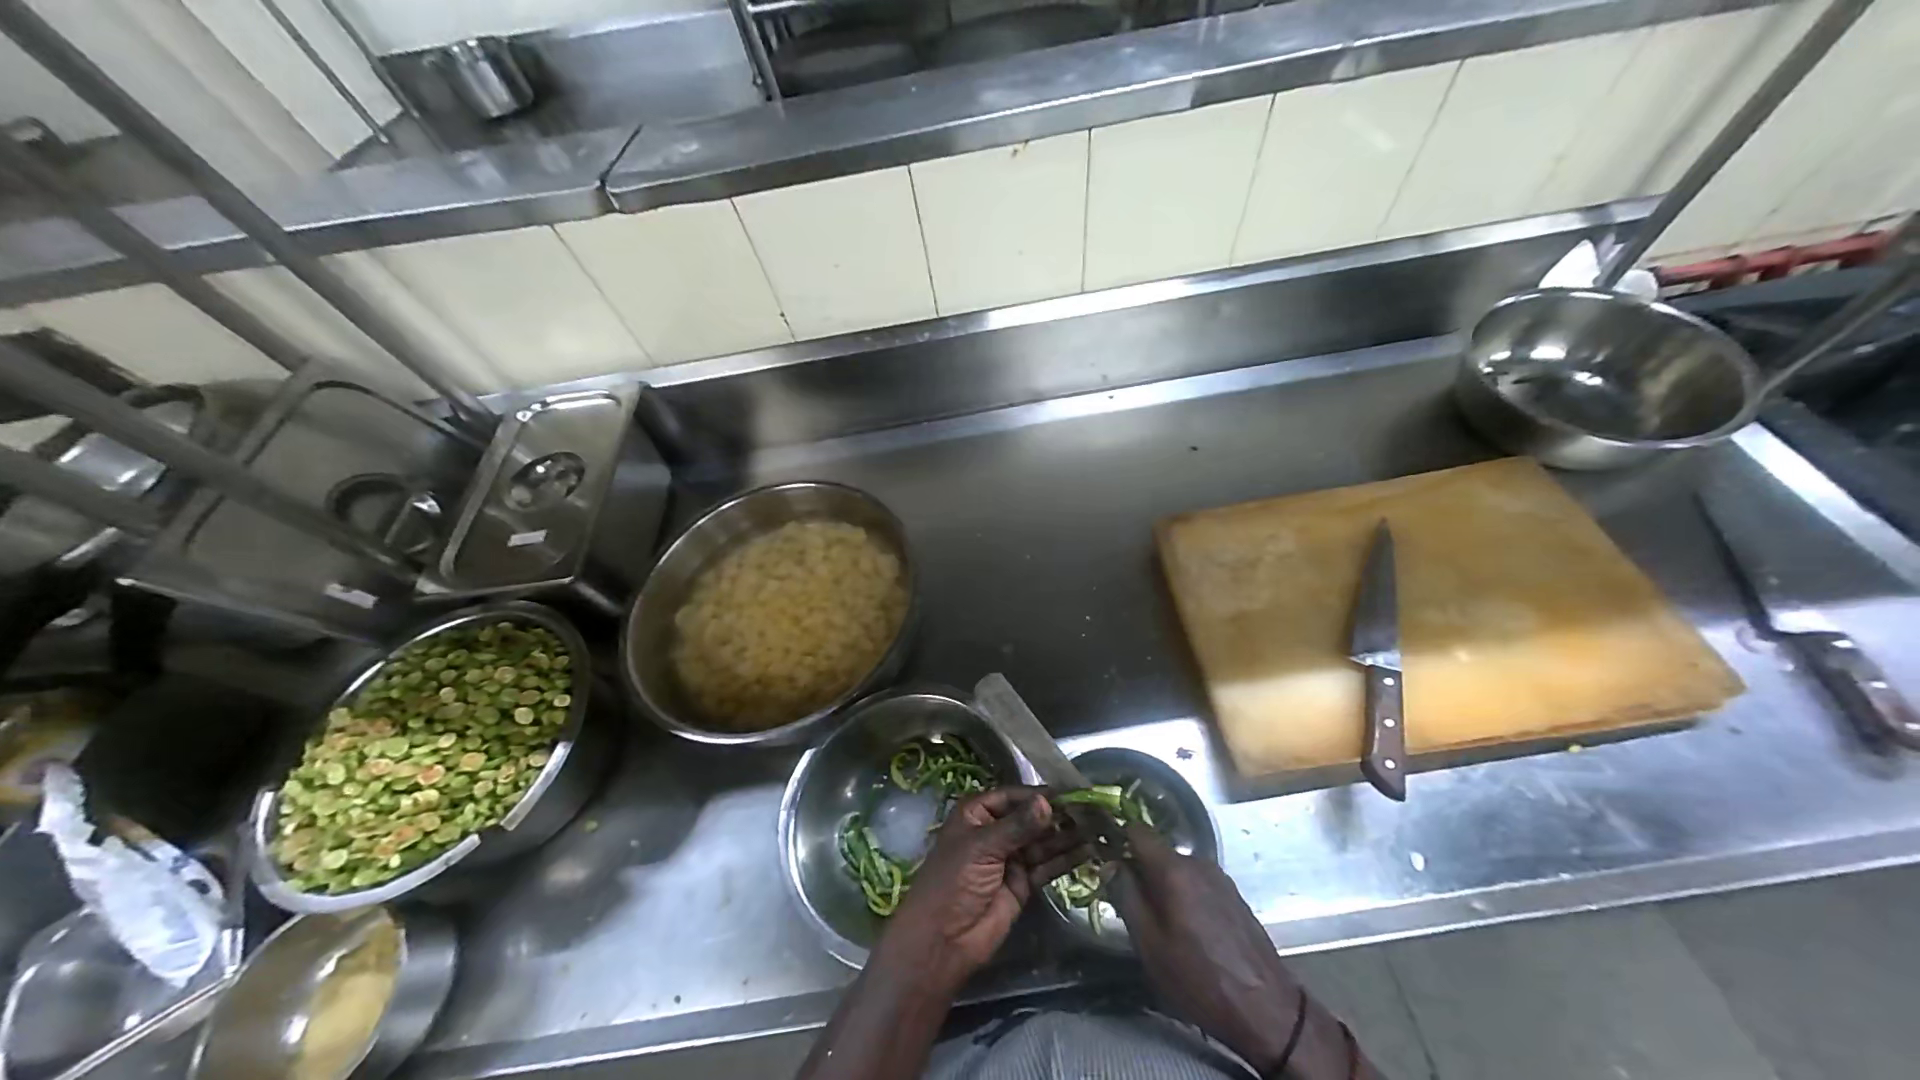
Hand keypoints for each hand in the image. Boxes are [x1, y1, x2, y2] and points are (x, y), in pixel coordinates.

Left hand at [876, 787, 1082, 990]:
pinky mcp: (1023, 883)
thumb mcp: (982, 848)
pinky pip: (1047, 865)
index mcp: (977, 814)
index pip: (1013, 796)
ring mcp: (1010, 857)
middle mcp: (995, 831)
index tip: (1072, 792)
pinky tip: (1089, 850)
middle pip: (1032, 818)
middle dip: (1059, 815)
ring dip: (1068, 835)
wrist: (943, 940)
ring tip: (1098, 826)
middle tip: (1093, 810)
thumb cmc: (952, 883)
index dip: (1040, 795)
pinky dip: (1067, 858)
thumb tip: (1047, 803)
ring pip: (1043, 841)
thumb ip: (1018, 827)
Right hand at [1109, 823, 1306, 1074]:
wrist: (1266, 1010)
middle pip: (1159, 853)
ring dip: (1165, 886)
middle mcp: (1198, 863)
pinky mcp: (1235, 896)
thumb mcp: (1149, 944)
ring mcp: (1221, 878)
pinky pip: (1199, 883)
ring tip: (1160, 924)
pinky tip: (1189, 931)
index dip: (1119, 839)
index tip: (1106, 859)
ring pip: (1179, 870)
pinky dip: (1186, 896)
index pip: (1138, 830)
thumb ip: (1126, 896)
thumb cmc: (1199, 979)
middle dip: (1141, 871)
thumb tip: (1109, 865)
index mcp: (1173, 869)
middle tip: (1131, 905)